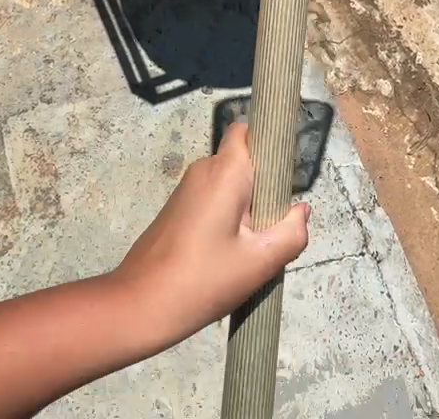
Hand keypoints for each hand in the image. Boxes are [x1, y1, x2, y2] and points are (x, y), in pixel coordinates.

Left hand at [110, 122, 310, 348]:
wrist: (137, 308)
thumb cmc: (201, 280)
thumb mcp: (258, 263)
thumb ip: (291, 233)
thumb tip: (301, 212)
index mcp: (225, 171)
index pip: (248, 130)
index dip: (269, 146)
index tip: (284, 180)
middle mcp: (204, 169)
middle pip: (244, 161)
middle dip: (263, 187)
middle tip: (270, 227)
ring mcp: (187, 189)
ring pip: (230, 184)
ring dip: (245, 207)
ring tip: (248, 248)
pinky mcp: (177, 209)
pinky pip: (214, 199)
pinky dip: (227, 218)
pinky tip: (226, 255)